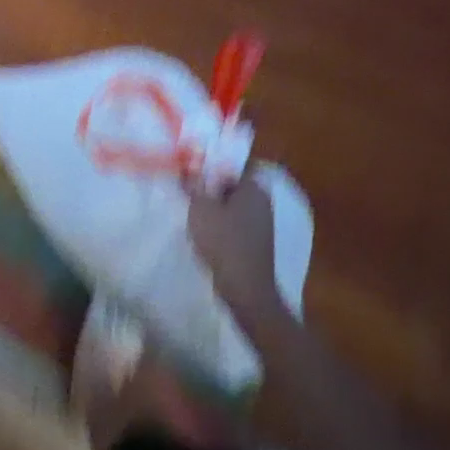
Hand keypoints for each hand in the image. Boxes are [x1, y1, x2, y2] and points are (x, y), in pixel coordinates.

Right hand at [187, 171, 295, 337]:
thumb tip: (187, 165)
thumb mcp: (200, 208)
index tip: (194, 163)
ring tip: (190, 205)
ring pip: (234, 204)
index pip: (237, 163)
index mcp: (254, 188)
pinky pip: (235, 222)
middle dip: (212, 182)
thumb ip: (193, 184)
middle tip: (187, 183)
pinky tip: (202, 228)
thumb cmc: (223, 241)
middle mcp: (262, 202)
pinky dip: (220, 221)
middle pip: (234, 183)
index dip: (216, 160)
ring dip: (214, 203)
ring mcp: (261, 224)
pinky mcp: (255, 242)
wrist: (245, 288)